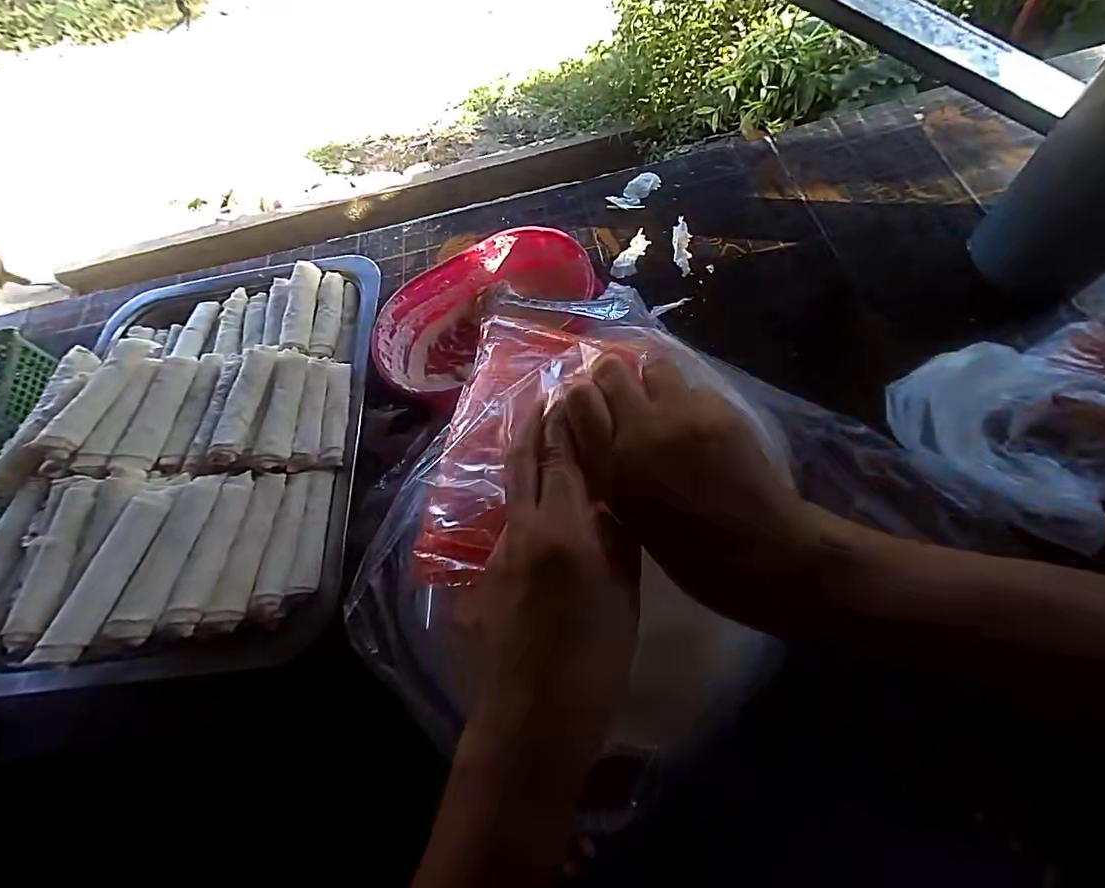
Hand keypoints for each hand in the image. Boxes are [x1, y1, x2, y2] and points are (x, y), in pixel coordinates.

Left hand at [465, 402, 639, 737]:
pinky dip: (522, 501)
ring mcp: (497, 547)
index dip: (564, 421)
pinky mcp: (483, 569)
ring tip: (539, 437)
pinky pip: (506, 521)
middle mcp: (523, 525)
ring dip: (524, 457)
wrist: (531, 712)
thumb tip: (608, 500)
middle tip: (543, 394)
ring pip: (511, 488)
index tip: (568, 392)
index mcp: (563, 527)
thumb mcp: (621, 592)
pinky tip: (536, 506)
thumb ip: (614, 536)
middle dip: (533, 421)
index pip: (562, 456)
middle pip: (522, 457)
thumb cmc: (593, 658)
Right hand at [561, 354, 822, 634]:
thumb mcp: (627, 513)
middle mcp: (641, 432)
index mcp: (612, 467)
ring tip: (659, 401)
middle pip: (611, 369)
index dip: (580, 393)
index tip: (587, 401)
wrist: (763, 553)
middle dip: (610, 375)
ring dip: (650, 379)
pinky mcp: (720, 410)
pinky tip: (695, 424)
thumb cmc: (688, 550)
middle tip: (619, 391)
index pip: (578, 398)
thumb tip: (593, 429)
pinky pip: (692, 387)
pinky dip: (687, 400)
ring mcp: (683, 416)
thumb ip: (605, 467)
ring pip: (653, 365)